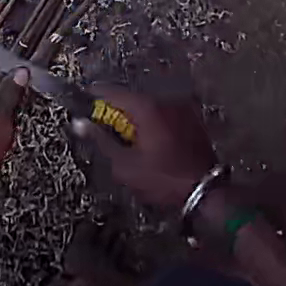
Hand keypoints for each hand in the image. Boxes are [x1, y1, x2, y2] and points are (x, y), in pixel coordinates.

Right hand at [71, 85, 217, 211]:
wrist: (207, 194)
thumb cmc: (162, 179)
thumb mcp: (125, 164)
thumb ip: (101, 140)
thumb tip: (79, 123)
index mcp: (146, 107)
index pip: (112, 92)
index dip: (95, 96)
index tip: (82, 101)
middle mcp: (164, 100)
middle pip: (131, 98)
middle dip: (116, 110)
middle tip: (104, 127)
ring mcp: (180, 108)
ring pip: (148, 106)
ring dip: (135, 117)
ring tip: (128, 139)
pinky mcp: (192, 119)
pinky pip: (164, 114)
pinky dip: (153, 122)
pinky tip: (150, 142)